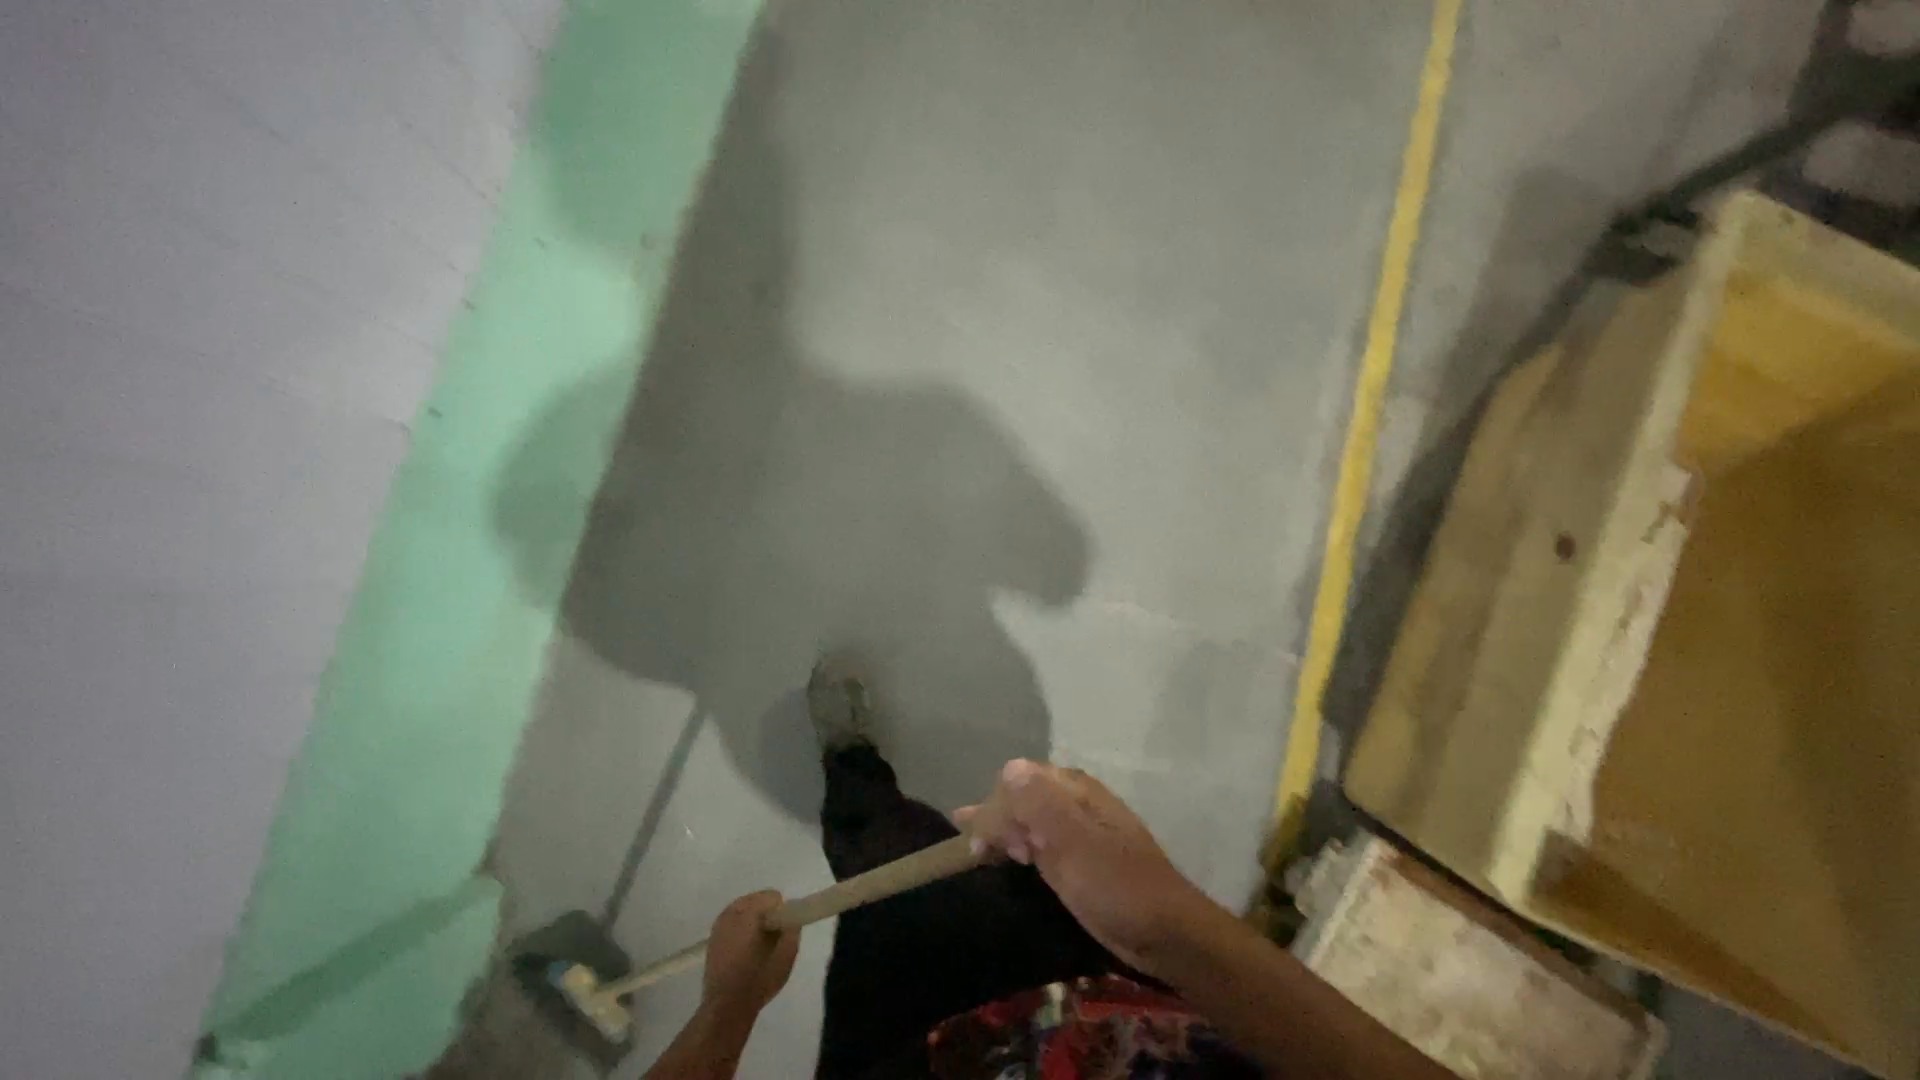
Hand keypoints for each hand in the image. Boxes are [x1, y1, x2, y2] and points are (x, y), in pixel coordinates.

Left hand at [699, 891, 799, 1021]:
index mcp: (748, 912)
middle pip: (757, 900)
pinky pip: (734, 922)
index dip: (782, 913)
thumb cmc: (759, 979)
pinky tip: (745, 951)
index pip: (773, 897)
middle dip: (767, 914)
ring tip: (759, 947)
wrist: (726, 1006)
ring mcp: (719, 924)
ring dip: (754, 921)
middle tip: (773, 939)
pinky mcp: (712, 938)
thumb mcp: (787, 955)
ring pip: (744, 910)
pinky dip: (742, 929)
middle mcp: (731, 912)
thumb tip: (790, 919)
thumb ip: (792, 930)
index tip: (783, 931)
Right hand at [953, 760, 1215, 974]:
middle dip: (995, 819)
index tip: (990, 848)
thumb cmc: (1117, 886)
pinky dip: (1016, 844)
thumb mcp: (1074, 844)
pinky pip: (1037, 838)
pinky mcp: (1077, 855)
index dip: (996, 809)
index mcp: (1075, 788)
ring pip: (1025, 816)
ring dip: (1002, 832)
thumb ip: (1041, 804)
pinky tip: (1002, 853)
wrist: (1165, 933)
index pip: (1015, 780)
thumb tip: (1009, 767)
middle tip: (985, 856)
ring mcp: (1076, 827)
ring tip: (982, 855)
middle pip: (1018, 795)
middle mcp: (1074, 798)